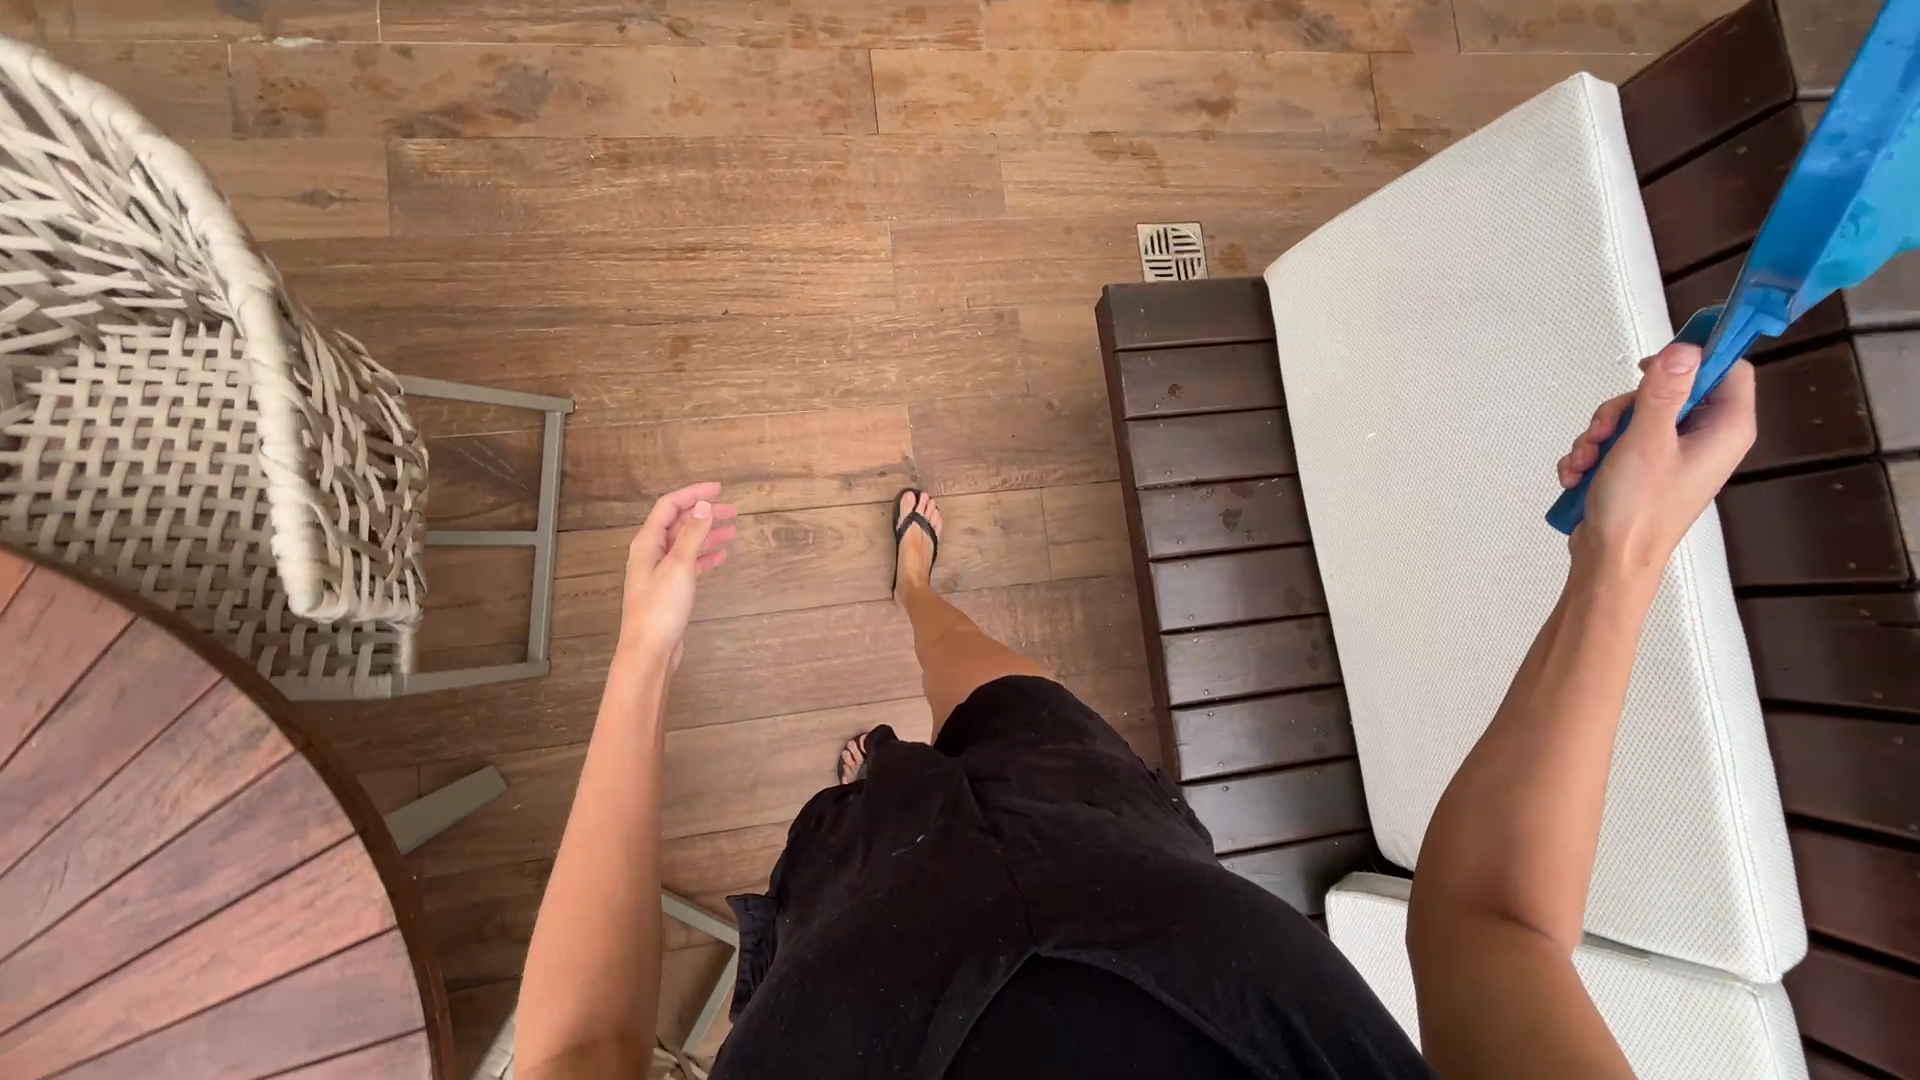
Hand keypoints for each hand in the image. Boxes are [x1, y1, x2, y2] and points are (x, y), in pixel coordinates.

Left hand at [619, 482, 737, 666]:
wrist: (649, 651)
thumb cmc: (660, 609)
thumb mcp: (679, 566)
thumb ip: (692, 535)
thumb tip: (703, 506)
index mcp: (647, 543)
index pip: (669, 507)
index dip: (693, 494)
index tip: (719, 489)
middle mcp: (651, 554)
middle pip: (679, 524)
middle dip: (704, 514)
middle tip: (732, 510)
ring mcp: (661, 572)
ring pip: (687, 544)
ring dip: (708, 534)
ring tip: (733, 530)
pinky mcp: (670, 589)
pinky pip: (690, 564)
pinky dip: (706, 556)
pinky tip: (722, 556)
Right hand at [1556, 344, 1754, 582]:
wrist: (1610, 558)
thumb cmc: (1638, 509)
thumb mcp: (1646, 442)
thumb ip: (1664, 393)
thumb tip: (1684, 349)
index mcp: (1724, 429)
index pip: (1727, 371)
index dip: (1693, 359)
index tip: (1652, 364)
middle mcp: (1702, 439)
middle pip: (1663, 394)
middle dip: (1619, 410)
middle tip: (1602, 432)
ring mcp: (1669, 455)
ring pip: (1630, 419)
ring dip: (1595, 436)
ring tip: (1584, 462)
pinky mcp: (1640, 470)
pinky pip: (1612, 444)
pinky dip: (1589, 456)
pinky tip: (1577, 474)